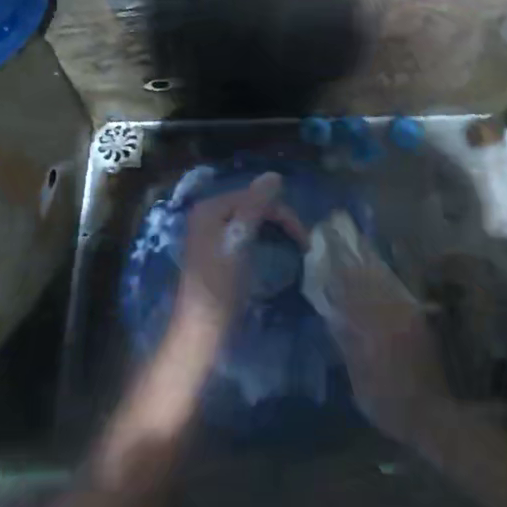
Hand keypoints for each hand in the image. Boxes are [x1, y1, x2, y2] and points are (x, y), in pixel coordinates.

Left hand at [177, 172, 306, 331]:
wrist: (201, 331)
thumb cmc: (219, 287)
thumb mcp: (238, 244)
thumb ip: (254, 207)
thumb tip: (274, 175)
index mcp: (209, 209)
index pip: (256, 197)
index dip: (283, 215)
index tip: (306, 241)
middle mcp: (208, 216)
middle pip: (253, 206)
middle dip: (280, 221)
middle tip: (303, 246)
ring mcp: (210, 234)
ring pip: (251, 221)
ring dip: (275, 231)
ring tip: (294, 249)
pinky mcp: (217, 252)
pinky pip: (245, 235)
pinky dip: (263, 240)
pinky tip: (275, 252)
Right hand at [305, 215, 453, 444]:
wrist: (434, 414)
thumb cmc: (389, 403)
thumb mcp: (358, 378)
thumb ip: (346, 343)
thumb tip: (332, 312)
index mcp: (370, 326)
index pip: (346, 285)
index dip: (334, 262)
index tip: (322, 240)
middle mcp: (389, 312)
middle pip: (365, 274)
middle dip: (349, 251)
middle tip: (335, 227)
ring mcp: (406, 313)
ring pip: (382, 277)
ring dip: (366, 257)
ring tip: (352, 238)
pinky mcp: (417, 318)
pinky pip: (395, 288)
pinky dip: (383, 273)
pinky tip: (376, 266)